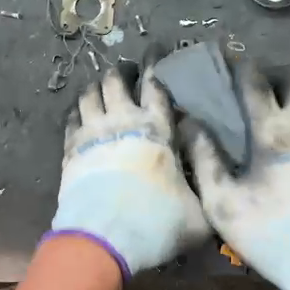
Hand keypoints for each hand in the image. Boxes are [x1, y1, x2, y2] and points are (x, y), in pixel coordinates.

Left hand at [46, 58, 209, 276]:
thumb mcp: (198, 213)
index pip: (155, 84)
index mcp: (156, 127)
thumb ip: (206, 191)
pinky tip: (79, 114)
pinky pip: (71, 119)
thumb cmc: (155, 221)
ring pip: (89, 94)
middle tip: (126, 70)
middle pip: (116, 81)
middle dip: (121, 71)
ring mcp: (91, 133)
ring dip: (96, 88)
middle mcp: (122, 120)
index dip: (154, 63)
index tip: (154, 50)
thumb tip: (219, 183)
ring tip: (101, 88)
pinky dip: (77, 112)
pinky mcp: (70, 150)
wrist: (102, 238)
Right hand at [185, 65, 289, 289]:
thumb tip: (190, 124)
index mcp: (271, 132)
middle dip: (279, 72)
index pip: (256, 83)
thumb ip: (205, 158)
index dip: (242, 66)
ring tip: (285, 101)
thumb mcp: (222, 201)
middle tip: (262, 83)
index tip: (232, 57)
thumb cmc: (266, 230)